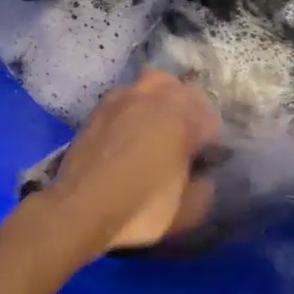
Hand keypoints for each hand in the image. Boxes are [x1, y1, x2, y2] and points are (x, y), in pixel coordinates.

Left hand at [45, 68, 223, 250]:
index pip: (211, 118)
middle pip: (184, 90)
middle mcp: (154, 99)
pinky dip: (135, 103)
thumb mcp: (185, 212)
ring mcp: (123, 98)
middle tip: (188, 134)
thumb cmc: (139, 209)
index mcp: (182, 119)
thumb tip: (205, 178)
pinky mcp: (99, 107)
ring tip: (160, 121)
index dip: (213, 139)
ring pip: (153, 81)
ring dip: (163, 96)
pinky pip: (126, 93)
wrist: (80, 207)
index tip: (208, 157)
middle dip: (193, 109)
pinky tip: (131, 126)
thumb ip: (205, 191)